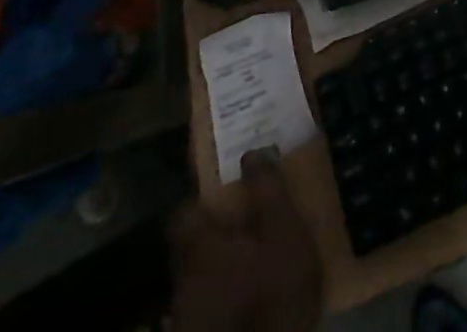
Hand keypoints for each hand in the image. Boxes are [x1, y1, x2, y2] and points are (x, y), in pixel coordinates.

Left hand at [169, 151, 322, 331]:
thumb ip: (268, 191)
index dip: (202, 199)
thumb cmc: (272, 290)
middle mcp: (183, 277)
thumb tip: (253, 152)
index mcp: (197, 245)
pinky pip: (211, 302)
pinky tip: (252, 294)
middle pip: (191, 244)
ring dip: (222, 265)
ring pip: (200, 275)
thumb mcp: (283, 231)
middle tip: (248, 222)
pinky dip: (227, 293)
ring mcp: (188, 314)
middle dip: (216, 232)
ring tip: (256, 259)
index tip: (226, 191)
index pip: (183, 212)